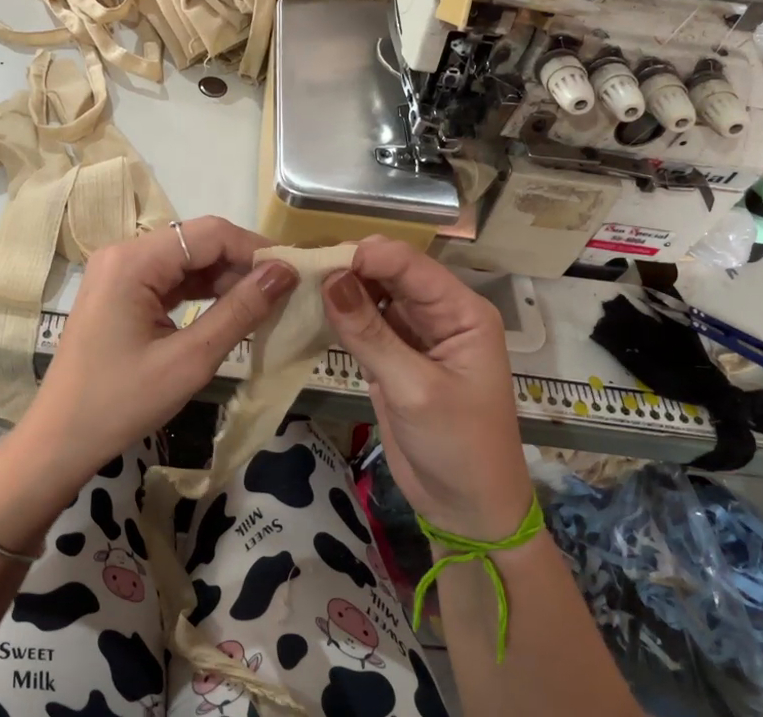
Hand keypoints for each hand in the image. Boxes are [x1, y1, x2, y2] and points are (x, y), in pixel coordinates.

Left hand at [20, 216, 299, 483]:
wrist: (60, 440)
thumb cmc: (122, 402)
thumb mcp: (189, 359)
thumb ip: (240, 311)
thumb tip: (285, 272)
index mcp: (133, 260)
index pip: (209, 233)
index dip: (256, 248)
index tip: (296, 273)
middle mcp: (123, 253)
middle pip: (196, 241)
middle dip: (242, 263)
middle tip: (286, 292)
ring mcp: (118, 272)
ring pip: (185, 260)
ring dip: (225, 278)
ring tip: (267, 302)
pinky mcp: (119, 293)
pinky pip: (168, 280)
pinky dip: (201, 292)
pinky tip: (232, 310)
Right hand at [321, 237, 530, 536]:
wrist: (467, 507)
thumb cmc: (457, 446)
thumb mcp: (413, 389)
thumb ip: (370, 333)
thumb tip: (330, 278)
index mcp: (462, 312)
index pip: (409, 264)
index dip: (365, 256)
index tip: (316, 262)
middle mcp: (439, 314)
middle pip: (389, 273)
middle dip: (347, 268)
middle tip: (297, 272)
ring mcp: (414, 334)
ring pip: (372, 294)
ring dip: (338, 290)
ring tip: (295, 286)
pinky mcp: (393, 356)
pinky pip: (363, 323)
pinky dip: (338, 317)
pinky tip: (307, 311)